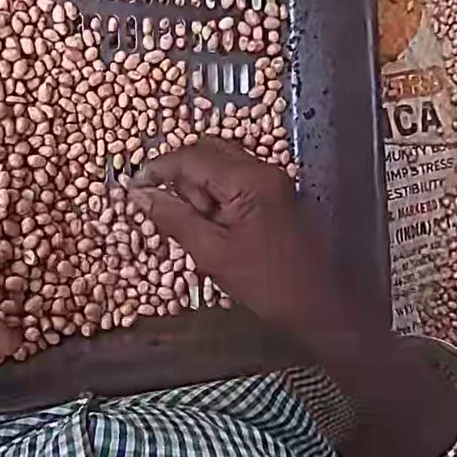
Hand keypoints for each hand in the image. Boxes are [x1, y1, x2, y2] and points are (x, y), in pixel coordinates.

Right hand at [128, 137, 346, 329]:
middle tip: (173, 213)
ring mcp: (273, 178)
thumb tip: (140, 195)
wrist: (321, 304)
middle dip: (182, 178)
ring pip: (220, 163)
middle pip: (207, 151)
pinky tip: (216, 226)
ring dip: (199, 187)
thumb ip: (173, 218)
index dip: (158, 169)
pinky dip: (216, 194)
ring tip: (200, 227)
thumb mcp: (211, 254)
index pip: (192, 157)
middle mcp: (263, 169)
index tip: (135, 188)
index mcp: (249, 181)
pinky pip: (235, 179)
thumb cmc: (267, 284)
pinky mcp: (276, 192)